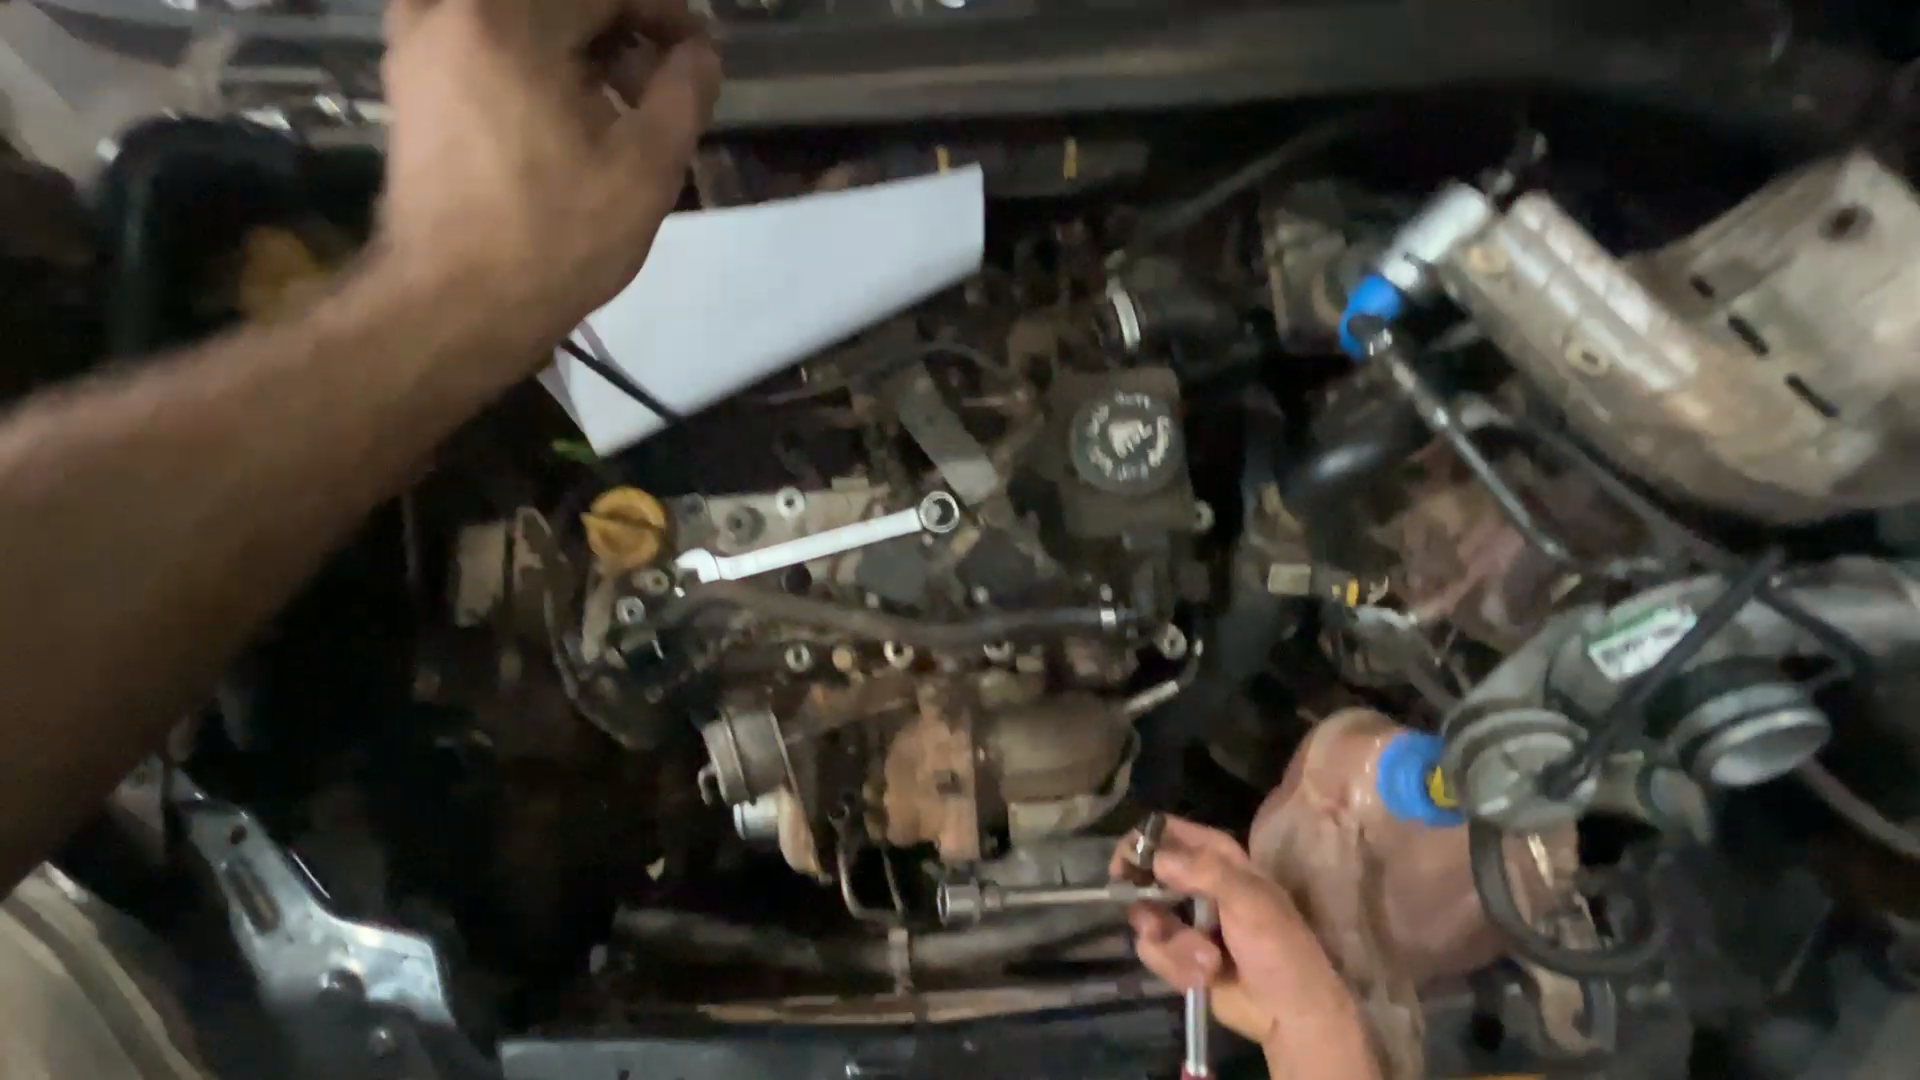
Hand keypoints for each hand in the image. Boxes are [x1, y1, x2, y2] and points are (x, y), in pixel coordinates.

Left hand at [378, 0, 720, 358]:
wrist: (458, 300)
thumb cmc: (560, 239)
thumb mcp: (647, 170)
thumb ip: (684, 94)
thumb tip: (702, 53)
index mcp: (507, 17)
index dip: (662, 11)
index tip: (698, 52)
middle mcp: (448, 4)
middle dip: (620, 27)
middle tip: (660, 86)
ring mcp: (418, 35)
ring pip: (520, 12)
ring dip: (580, 43)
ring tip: (620, 108)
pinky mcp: (411, 74)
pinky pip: (485, 34)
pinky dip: (537, 57)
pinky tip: (570, 115)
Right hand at [1113, 818, 1379, 1078]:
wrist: (1291, 1014)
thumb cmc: (1280, 948)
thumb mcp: (1250, 901)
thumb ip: (1204, 871)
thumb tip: (1155, 858)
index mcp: (1213, 855)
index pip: (1163, 830)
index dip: (1139, 843)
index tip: (1124, 868)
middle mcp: (1193, 880)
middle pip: (1141, 874)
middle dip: (1147, 906)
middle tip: (1156, 926)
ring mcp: (1183, 917)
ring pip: (1145, 918)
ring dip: (1173, 946)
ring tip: (1207, 962)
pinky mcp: (1178, 952)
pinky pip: (1153, 951)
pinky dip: (1177, 967)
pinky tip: (1204, 978)